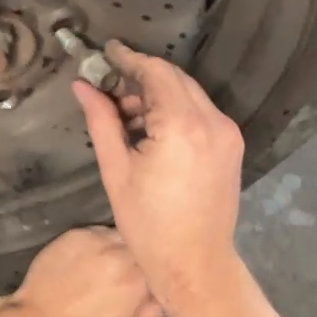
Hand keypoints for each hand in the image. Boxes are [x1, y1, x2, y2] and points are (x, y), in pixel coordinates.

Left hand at [6, 226, 164, 316]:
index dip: (160, 263)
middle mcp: (122, 254)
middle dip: (142, 251)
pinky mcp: (80, 232)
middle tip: (131, 264)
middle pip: (144, 242)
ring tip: (112, 257)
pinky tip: (93, 255)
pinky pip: (102, 230)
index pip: (161, 260)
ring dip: (123, 243)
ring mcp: (99, 239)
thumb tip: (173, 289)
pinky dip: (102, 240)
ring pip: (124, 233)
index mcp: (139, 279)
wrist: (43, 316)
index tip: (154, 270)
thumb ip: (158, 309)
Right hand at [72, 42, 245, 308]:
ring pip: (190, 94)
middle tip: (111, 93)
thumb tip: (83, 86)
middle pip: (176, 79)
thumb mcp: (117, 171)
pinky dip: (178, 112)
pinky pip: (202, 113)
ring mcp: (228, 134)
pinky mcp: (233, 146)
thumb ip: (102, 121)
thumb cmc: (149, 226)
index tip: (107, 53)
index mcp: (183, 126)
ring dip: (160, 95)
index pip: (156, 72)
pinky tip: (154, 131)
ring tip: (128, 119)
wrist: (195, 263)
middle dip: (143, 79)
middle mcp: (213, 122)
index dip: (129, 59)